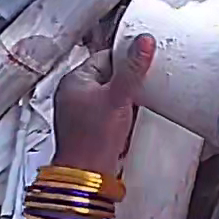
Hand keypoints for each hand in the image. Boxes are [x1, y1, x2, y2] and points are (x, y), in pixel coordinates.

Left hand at [51, 34, 154, 175]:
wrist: (88, 176)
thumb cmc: (92, 139)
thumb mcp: (119, 97)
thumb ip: (132, 69)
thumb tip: (143, 42)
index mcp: (74, 81)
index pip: (104, 57)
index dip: (125, 59)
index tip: (143, 60)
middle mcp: (75, 96)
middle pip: (109, 77)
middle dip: (128, 81)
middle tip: (144, 83)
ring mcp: (82, 114)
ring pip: (111, 96)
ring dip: (127, 99)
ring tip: (138, 103)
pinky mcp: (92, 130)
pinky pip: (112, 114)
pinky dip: (124, 115)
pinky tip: (133, 120)